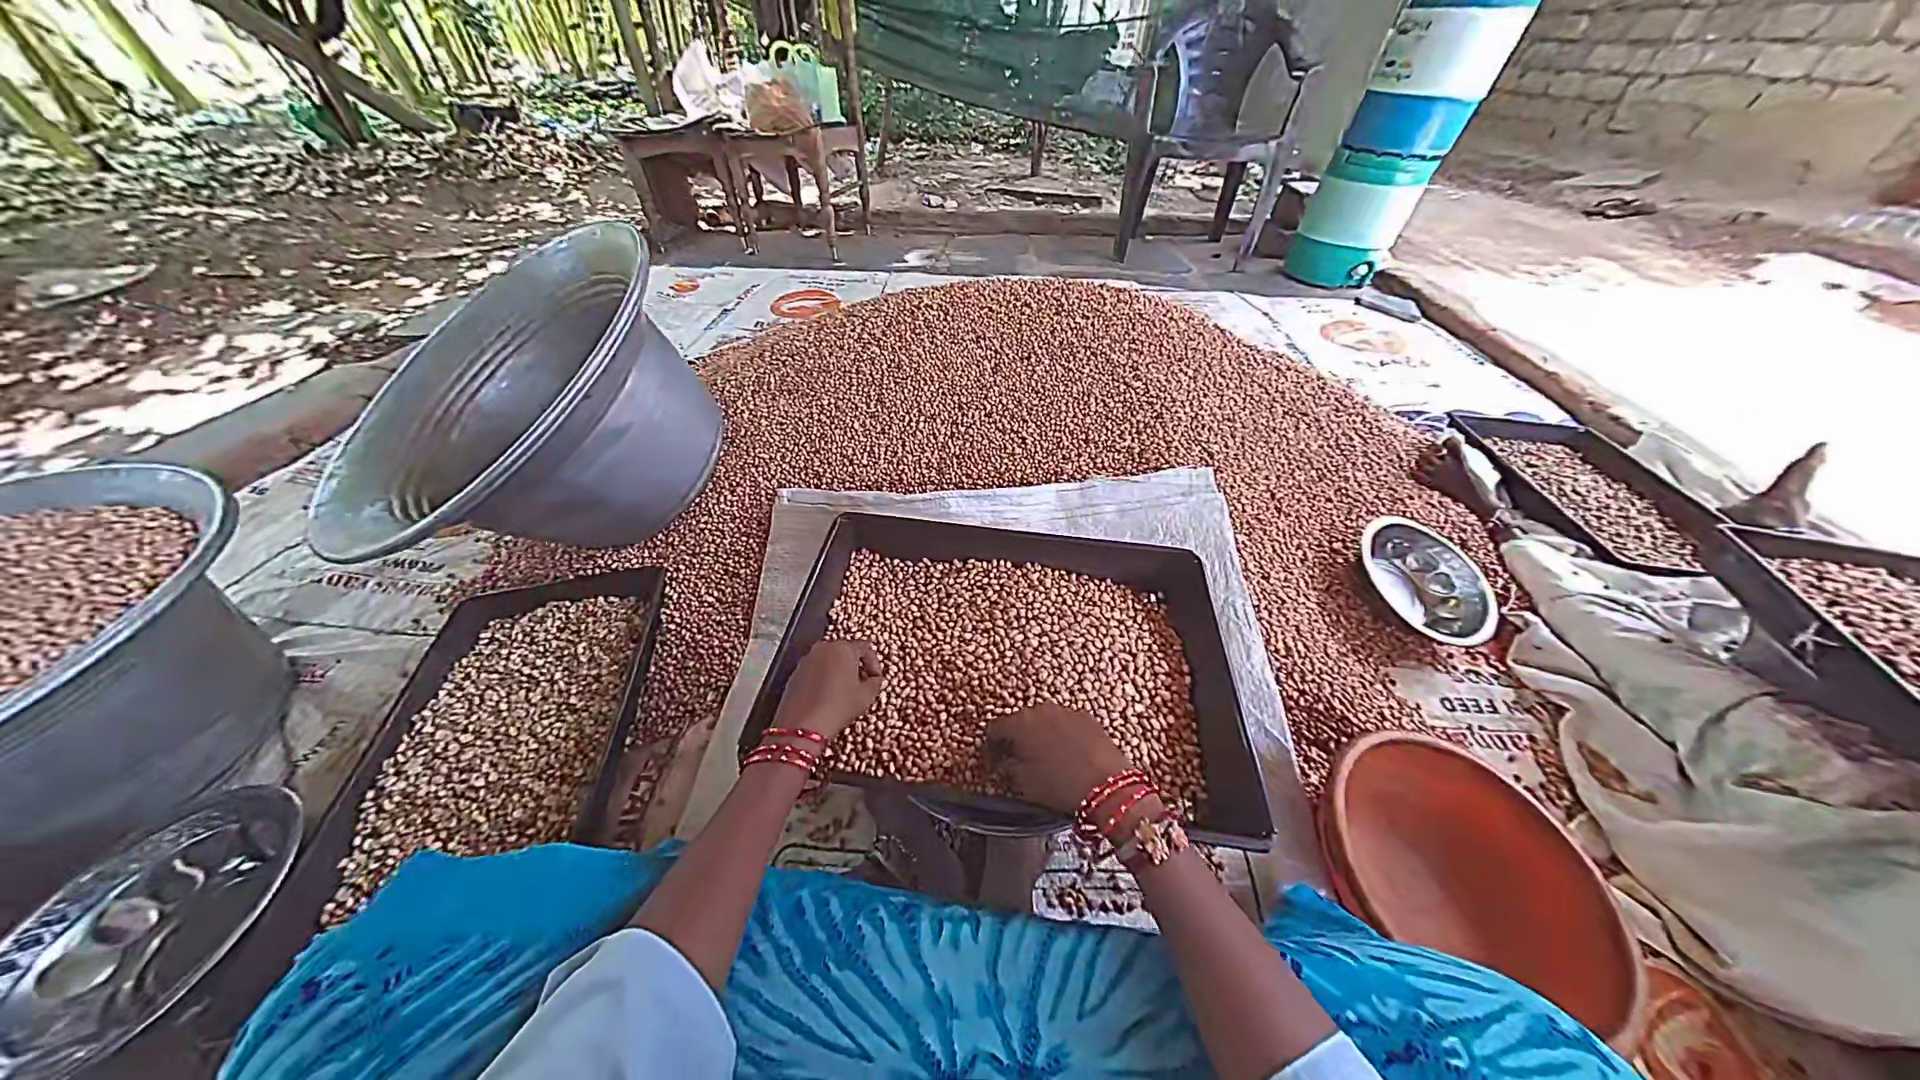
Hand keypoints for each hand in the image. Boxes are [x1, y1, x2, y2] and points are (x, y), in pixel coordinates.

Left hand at [772, 639, 883, 741]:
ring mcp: (806, 660)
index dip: (874, 663)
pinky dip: (823, 680)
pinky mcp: (794, 674)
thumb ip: (875, 682)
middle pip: (845, 652)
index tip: (876, 678)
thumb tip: (874, 679)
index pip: (865, 647)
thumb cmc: (838, 706)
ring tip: (844, 693)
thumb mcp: (867, 696)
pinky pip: (815, 672)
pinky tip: (827, 698)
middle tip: (862, 685)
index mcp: (843, 648)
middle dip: (855, 667)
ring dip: (838, 673)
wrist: (803, 725)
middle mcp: (823, 648)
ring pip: (829, 661)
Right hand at [984, 704, 1134, 812]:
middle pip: (1021, 721)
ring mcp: (1067, 711)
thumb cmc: (1061, 786)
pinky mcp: (1088, 718)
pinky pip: (1066, 724)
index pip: (995, 728)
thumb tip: (1005, 760)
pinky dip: (1063, 734)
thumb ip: (1008, 767)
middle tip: (1018, 758)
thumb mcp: (1024, 783)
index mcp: (1020, 723)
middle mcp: (1042, 710)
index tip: (992, 757)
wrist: (1109, 787)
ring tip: (1046, 756)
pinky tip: (1068, 753)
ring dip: (1041, 734)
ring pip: (1045, 720)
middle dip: (1017, 737)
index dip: (991, 744)